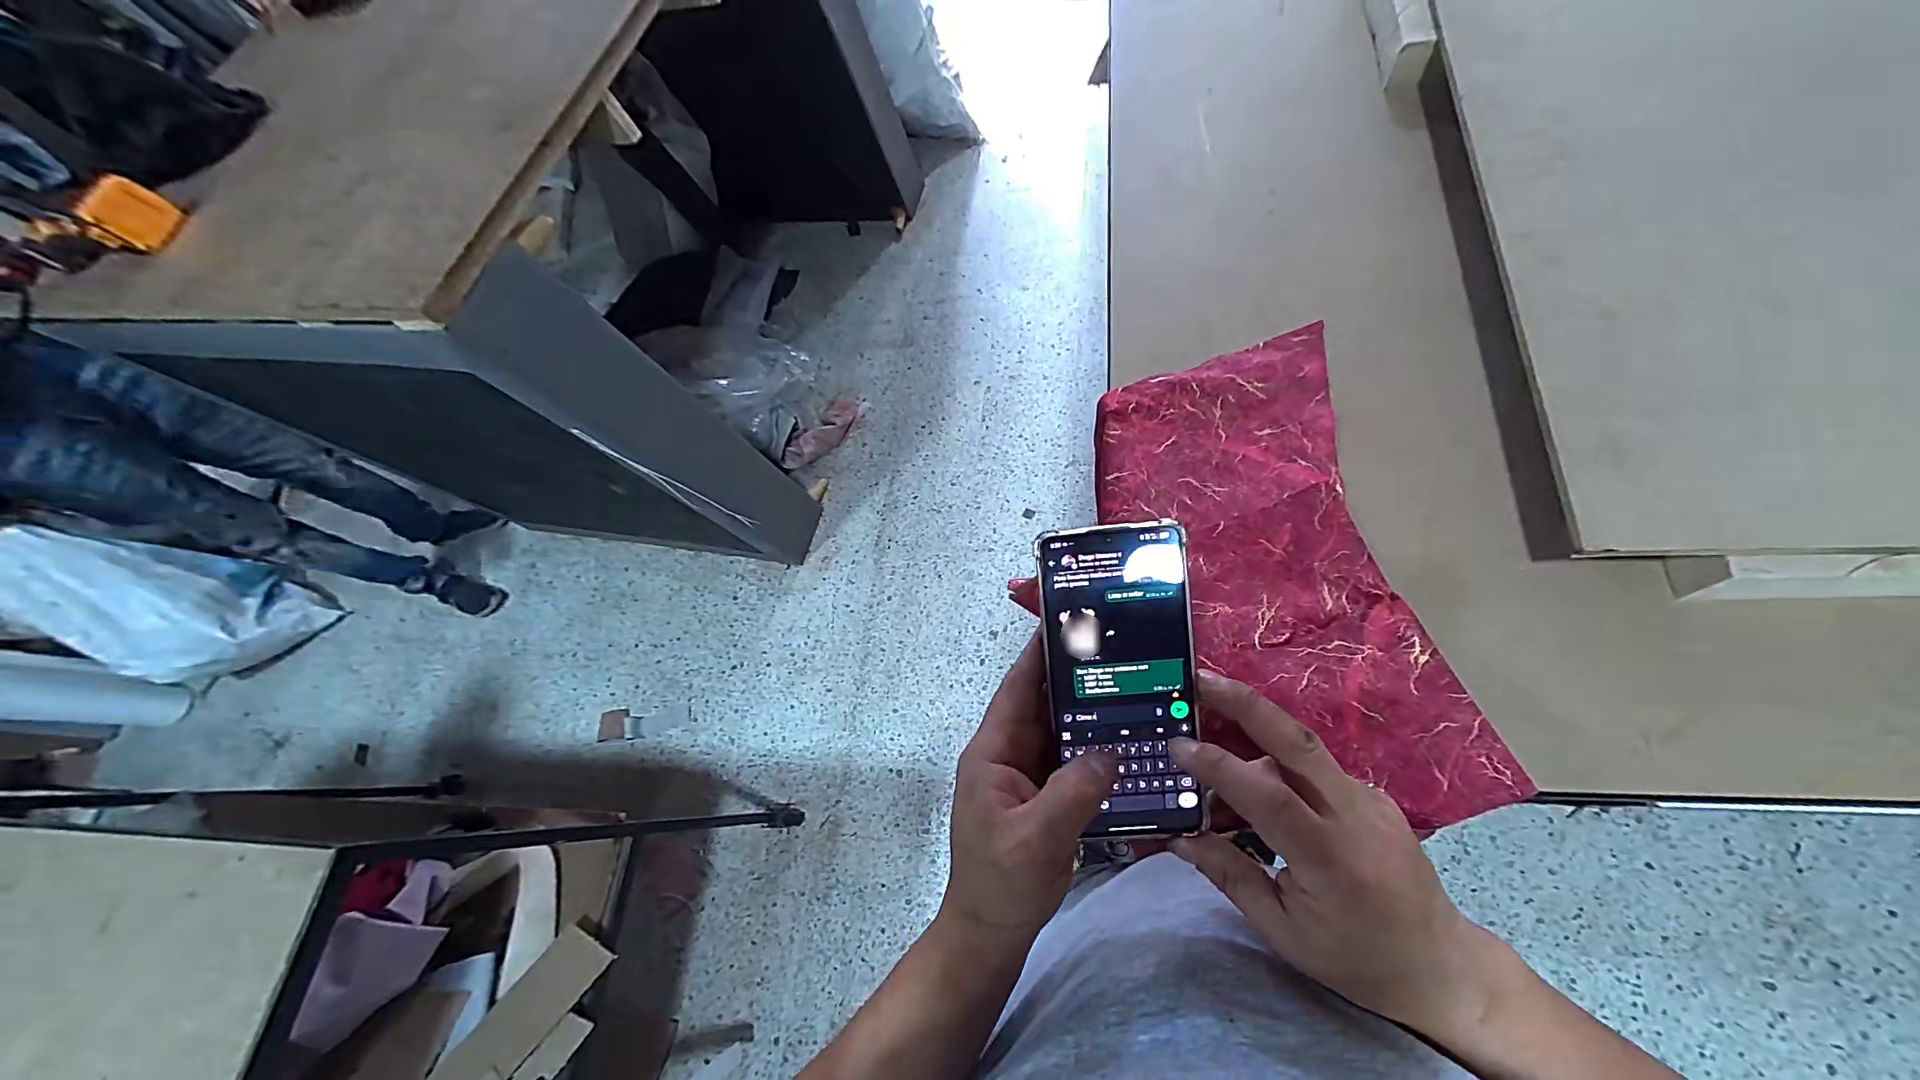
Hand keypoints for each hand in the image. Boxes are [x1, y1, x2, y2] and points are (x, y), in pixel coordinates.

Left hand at [940, 633, 1117, 943]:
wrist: (991, 931)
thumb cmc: (1001, 882)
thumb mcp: (1036, 838)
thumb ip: (1073, 792)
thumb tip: (1111, 752)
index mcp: (992, 752)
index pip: (1015, 691)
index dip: (1037, 656)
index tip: (1065, 623)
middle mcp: (1007, 755)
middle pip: (1040, 705)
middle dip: (1072, 679)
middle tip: (1114, 651)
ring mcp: (1026, 776)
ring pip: (1057, 732)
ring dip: (1086, 713)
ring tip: (1128, 685)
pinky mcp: (1043, 796)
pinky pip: (1069, 761)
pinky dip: (1092, 748)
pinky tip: (1124, 739)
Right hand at [1167, 670, 1509, 1043]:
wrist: (1442, 967)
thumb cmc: (1356, 960)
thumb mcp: (1282, 930)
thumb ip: (1229, 874)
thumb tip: (1178, 837)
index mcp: (1331, 858)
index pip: (1268, 796)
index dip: (1219, 766)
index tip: (1178, 746)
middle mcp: (1356, 816)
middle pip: (1297, 742)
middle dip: (1246, 703)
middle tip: (1201, 679)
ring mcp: (1370, 800)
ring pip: (1302, 750)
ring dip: (1253, 733)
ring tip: (1209, 739)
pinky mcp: (1374, 796)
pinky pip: (1315, 768)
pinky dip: (1275, 763)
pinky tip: (1253, 779)